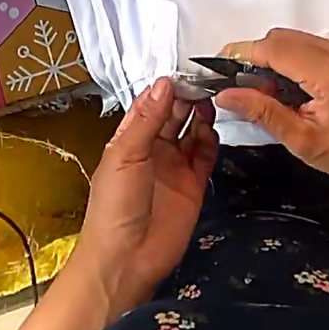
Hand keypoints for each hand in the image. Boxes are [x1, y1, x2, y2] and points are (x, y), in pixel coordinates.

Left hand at [71, 77, 217, 316]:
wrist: (127, 256)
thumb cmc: (114, 205)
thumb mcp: (126, 155)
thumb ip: (148, 119)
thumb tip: (163, 84)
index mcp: (128, 139)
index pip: (149, 105)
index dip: (165, 89)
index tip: (184, 72)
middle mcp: (152, 150)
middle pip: (173, 115)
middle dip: (186, 98)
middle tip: (205, 82)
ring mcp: (173, 167)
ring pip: (191, 132)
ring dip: (200, 115)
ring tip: (212, 100)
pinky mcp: (192, 185)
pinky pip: (205, 156)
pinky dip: (211, 141)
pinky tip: (214, 129)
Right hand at [210, 28, 328, 191]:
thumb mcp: (302, 141)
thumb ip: (262, 113)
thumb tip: (225, 94)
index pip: (276, 49)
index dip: (243, 54)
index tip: (219, 67)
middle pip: (282, 37)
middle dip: (255, 57)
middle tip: (245, 88)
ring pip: (293, 38)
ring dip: (272, 58)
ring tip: (269, 91)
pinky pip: (309, 43)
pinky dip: (290, 58)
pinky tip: (290, 86)